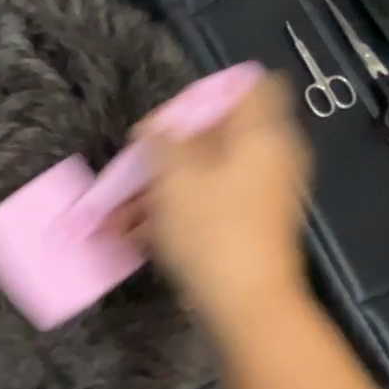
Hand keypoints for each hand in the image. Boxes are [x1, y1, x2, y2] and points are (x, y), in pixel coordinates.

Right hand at [127, 73, 314, 328]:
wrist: (244, 299)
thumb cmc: (210, 232)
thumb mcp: (175, 180)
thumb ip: (162, 144)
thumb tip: (155, 124)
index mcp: (261, 135)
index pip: (247, 88)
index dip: (204, 97)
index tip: (166, 122)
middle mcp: (269, 158)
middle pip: (218, 139)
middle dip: (169, 154)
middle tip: (132, 173)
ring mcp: (260, 195)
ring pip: (205, 178)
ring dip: (161, 190)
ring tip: (119, 215)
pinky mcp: (247, 227)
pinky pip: (207, 207)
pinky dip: (174, 214)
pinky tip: (136, 235)